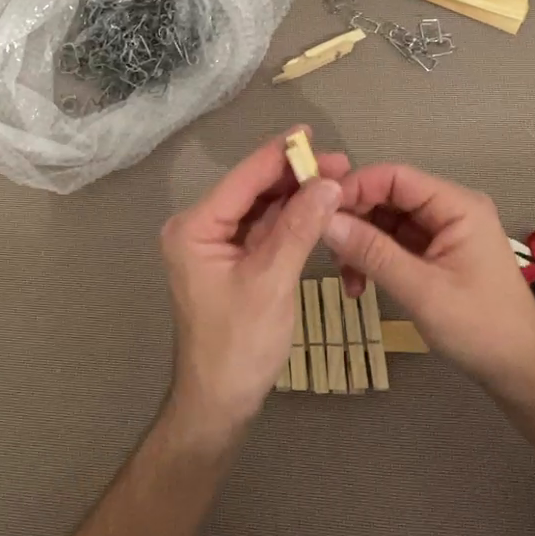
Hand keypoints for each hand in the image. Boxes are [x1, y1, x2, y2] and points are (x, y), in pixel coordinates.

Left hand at [158, 126, 348, 434]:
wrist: (219, 401)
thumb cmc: (239, 345)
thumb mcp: (271, 282)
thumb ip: (298, 229)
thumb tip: (328, 183)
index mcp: (193, 228)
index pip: (242, 180)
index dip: (278, 155)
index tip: (311, 133)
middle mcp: (198, 229)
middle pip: (250, 190)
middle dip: (293, 175)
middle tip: (341, 163)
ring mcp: (213, 246)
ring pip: (258, 209)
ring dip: (294, 196)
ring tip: (337, 180)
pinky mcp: (230, 262)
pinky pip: (261, 230)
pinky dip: (288, 220)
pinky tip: (316, 207)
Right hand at [325, 164, 534, 392]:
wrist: (521, 373)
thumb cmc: (481, 328)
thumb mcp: (422, 291)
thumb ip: (372, 252)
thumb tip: (324, 221)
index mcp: (457, 206)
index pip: (394, 176)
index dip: (354, 188)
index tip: (318, 212)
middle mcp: (449, 209)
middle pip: (386, 196)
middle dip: (353, 220)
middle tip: (325, 249)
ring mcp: (441, 232)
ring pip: (383, 220)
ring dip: (358, 244)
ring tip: (345, 277)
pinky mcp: (434, 254)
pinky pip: (391, 243)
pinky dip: (371, 259)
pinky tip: (358, 285)